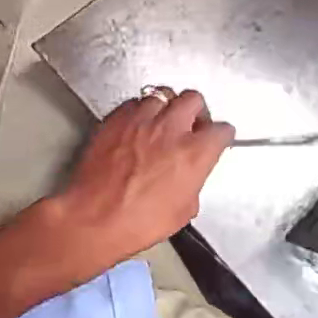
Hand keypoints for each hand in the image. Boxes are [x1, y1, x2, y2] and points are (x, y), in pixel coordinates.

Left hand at [49, 87, 235, 264]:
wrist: (95, 219)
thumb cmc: (140, 222)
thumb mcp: (183, 210)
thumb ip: (193, 182)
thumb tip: (189, 176)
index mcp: (195, 153)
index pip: (221, 130)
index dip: (221, 137)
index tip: (217, 140)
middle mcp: (171, 129)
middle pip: (193, 99)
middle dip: (196, 111)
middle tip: (190, 126)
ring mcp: (141, 120)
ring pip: (162, 95)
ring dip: (166, 109)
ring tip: (160, 124)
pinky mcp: (115, 119)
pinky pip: (134, 104)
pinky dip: (139, 112)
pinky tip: (136, 127)